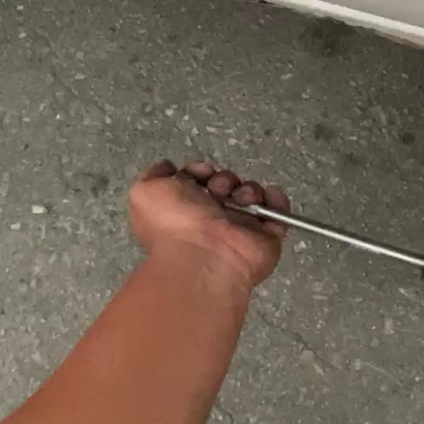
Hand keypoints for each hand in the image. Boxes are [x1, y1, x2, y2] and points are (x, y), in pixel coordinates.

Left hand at [127, 159, 289, 286]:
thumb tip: (170, 168)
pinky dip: (276, 199)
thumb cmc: (174, 224)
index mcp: (185, 208)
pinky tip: (266, 198)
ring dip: (248, 189)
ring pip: (252, 193)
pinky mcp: (268, 234)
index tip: (199, 173)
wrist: (205, 255)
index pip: (199, 180)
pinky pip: (279, 210)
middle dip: (224, 179)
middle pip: (228, 183)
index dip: (200, 169)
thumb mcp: (144, 192)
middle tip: (218, 191)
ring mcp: (243, 226)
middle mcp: (214, 217)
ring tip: (241, 200)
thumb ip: (155, 174)